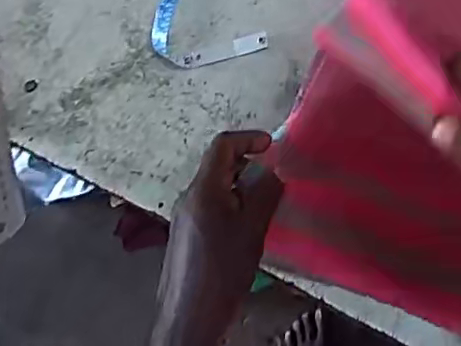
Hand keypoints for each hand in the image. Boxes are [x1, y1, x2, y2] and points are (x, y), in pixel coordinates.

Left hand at [150, 131, 284, 345]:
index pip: (223, 145)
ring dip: (240, 187)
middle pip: (219, 164)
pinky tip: (245, 229)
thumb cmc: (221, 271)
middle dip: (248, 165)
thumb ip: (266, 192)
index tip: (271, 147)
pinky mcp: (185, 237)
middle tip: (272, 178)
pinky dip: (231, 205)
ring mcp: (184, 218)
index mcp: (203, 189)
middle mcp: (189, 197)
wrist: (188, 323)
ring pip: (216, 187)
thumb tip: (276, 169)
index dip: (248, 138)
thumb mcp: (252, 228)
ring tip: (262, 206)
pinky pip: (210, 206)